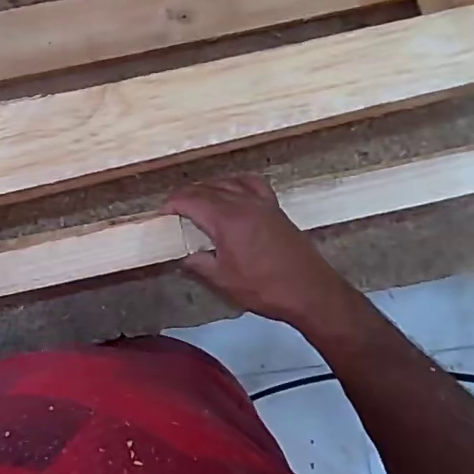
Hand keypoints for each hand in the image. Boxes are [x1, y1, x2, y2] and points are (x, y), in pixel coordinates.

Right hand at [164, 175, 356, 327]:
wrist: (310, 291)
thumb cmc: (265, 288)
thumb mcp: (224, 281)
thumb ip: (200, 265)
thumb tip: (186, 258)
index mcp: (226, 219)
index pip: (192, 200)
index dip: (173, 203)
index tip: (163, 212)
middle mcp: (243, 203)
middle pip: (208, 188)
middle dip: (187, 195)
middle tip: (174, 208)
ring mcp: (262, 203)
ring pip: (228, 183)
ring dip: (209, 187)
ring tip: (198, 199)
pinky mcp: (275, 208)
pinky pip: (252, 184)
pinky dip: (237, 182)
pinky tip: (233, 189)